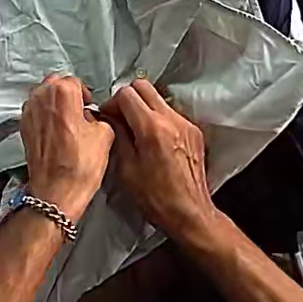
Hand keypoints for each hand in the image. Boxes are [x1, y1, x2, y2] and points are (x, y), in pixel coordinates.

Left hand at [20, 76, 114, 222]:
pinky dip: (44, 115)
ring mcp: (29, 111)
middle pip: (55, 84)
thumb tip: (91, 117)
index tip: (90, 106)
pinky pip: (35, 111)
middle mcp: (41, 96)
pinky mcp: (23, 126)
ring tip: (67, 120)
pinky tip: (55, 131)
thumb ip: (99, 116)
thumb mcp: (105, 134)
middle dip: (67, 93)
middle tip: (79, 109)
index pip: (75, 82)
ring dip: (54, 103)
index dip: (86, 94)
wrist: (56, 191)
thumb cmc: (80, 164)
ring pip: (43, 95)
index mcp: (63, 92)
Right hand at [102, 79, 224, 248]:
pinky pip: (171, 113)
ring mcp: (185, 123)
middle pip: (143, 86)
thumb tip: (109, 118)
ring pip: (158, 98)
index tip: (108, 117)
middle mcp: (171, 119)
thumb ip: (117, 135)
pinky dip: (159, 118)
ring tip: (137, 130)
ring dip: (144, 107)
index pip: (126, 94)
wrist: (190, 214)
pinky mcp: (194, 131)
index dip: (112, 103)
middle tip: (121, 117)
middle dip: (128, 98)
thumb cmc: (156, 198)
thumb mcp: (126, 168)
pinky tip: (154, 139)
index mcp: (151, 127)